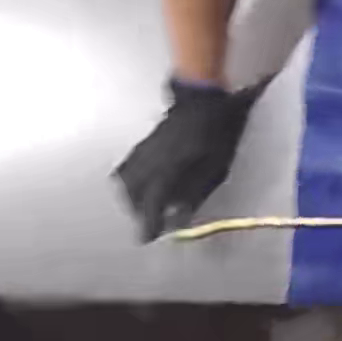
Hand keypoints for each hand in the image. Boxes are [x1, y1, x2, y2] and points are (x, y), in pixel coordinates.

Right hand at [115, 80, 265, 241]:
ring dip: (133, 198)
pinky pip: (127, 169)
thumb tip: (178, 219)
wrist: (202, 100)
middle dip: (139, 212)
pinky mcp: (141, 144)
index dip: (148, 223)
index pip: (150, 202)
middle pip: (132, 194)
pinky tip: (146, 186)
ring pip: (125, 181)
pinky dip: (132, 183)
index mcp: (166, 169)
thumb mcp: (215, 168)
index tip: (147, 239)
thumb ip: (194, 194)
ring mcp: (141, 151)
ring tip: (148, 208)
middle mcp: (147, 162)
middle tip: (151, 225)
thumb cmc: (216, 135)